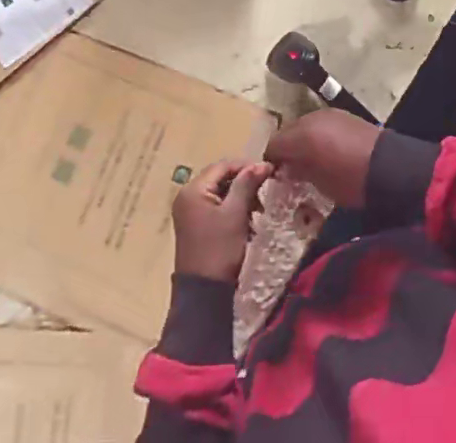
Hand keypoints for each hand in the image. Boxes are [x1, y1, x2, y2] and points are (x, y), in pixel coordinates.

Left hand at [172, 160, 271, 282]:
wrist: (203, 292)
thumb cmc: (220, 249)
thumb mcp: (235, 214)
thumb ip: (246, 185)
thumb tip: (262, 163)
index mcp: (193, 189)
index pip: (222, 166)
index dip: (246, 167)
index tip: (268, 173)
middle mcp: (187, 195)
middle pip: (219, 179)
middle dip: (243, 185)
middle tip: (263, 197)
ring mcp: (188, 211)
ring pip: (218, 194)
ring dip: (239, 199)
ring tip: (257, 213)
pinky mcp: (193, 225)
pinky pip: (214, 208)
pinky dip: (230, 211)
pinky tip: (245, 223)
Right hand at [263, 109, 380, 208]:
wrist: (393, 168)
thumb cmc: (352, 182)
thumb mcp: (322, 184)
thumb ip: (300, 172)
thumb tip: (287, 168)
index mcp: (300, 137)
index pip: (274, 145)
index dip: (272, 160)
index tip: (276, 173)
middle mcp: (309, 119)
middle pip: (288, 131)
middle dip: (287, 148)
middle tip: (292, 167)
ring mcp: (327, 114)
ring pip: (304, 125)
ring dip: (303, 140)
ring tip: (312, 158)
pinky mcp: (343, 115)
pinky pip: (321, 124)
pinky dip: (318, 134)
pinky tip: (328, 149)